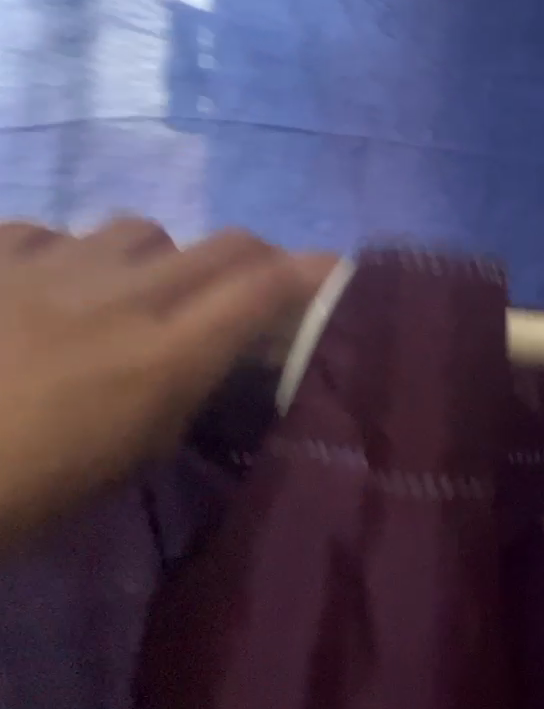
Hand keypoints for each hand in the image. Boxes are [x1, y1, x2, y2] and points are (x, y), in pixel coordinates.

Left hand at [0, 217, 331, 549]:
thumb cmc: (42, 479)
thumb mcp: (149, 444)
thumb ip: (199, 380)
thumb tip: (242, 344)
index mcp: (167, 355)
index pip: (267, 288)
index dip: (314, 274)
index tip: (339, 276)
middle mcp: (117, 299)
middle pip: (225, 245)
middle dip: (260, 260)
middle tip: (255, 286)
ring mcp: (40, 271)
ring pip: (142, 229)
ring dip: (163, 255)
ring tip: (140, 286)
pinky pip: (45, 230)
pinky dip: (66, 252)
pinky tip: (51, 285)